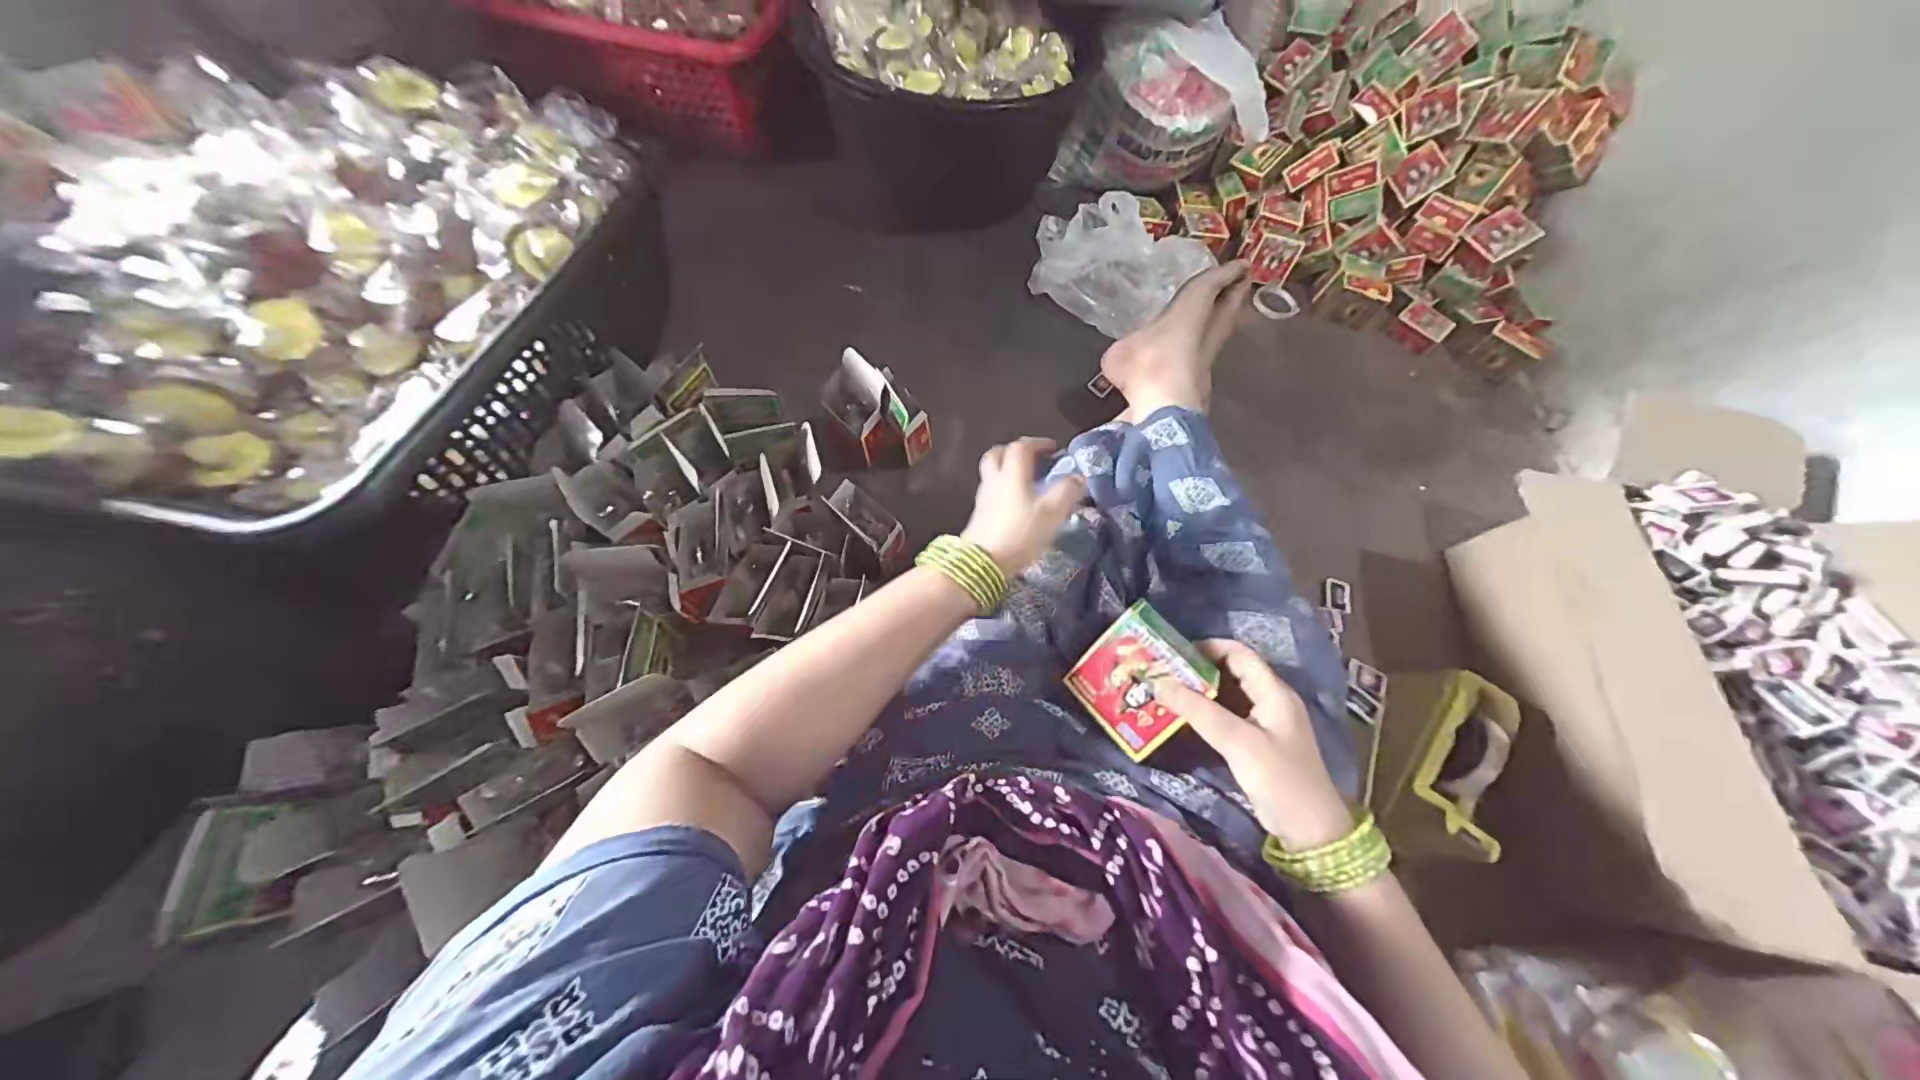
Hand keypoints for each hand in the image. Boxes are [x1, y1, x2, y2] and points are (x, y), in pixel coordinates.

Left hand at [960, 437, 1086, 576]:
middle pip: (997, 455)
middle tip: (1030, 459)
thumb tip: (1079, 477)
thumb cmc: (1020, 533)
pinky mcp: (978, 516)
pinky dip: (1002, 492)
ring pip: (991, 474)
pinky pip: (990, 494)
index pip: (1021, 447)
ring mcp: (983, 499)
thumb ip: (1067, 492)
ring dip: (1006, 472)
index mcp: (1012, 474)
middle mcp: (994, 481)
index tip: (1052, 448)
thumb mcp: (1052, 513)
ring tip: (1024, 483)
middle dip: (1013, 452)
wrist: (983, 562)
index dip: (1037, 443)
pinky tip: (1014, 506)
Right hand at [1100, 260, 1253, 417]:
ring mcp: (1207, 361)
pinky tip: (1192, 352)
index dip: (1225, 274)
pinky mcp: (1202, 386)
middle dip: (1236, 294)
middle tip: (1243, 282)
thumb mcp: (1120, 352)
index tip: (1240, 265)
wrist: (1164, 409)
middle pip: (1229, 309)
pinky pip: (1206, 357)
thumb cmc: (1145, 365)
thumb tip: (1125, 361)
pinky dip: (1204, 348)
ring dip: (1223, 322)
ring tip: (1220, 313)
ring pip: (1221, 334)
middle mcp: (1206, 333)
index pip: (1210, 286)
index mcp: (1190, 311)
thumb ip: (1127, 349)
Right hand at [1152, 639, 1355, 850]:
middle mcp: (1270, 701)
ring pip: (1227, 695)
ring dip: (1198, 692)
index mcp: (1274, 692)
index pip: (1239, 653)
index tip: (1172, 653)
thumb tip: (1158, 681)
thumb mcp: (1236, 741)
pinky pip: (1227, 717)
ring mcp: (1265, 723)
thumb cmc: (1279, 779)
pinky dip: (1205, 713)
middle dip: (1196, 670)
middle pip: (1231, 672)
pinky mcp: (1257, 744)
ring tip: (1164, 692)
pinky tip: (1181, 718)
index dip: (1206, 647)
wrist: (1311, 832)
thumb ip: (1197, 710)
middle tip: (1161, 673)